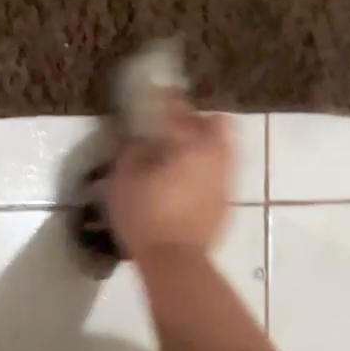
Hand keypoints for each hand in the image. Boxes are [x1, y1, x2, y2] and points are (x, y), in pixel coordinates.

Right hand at [108, 96, 236, 259]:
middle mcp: (214, 154)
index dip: (164, 96)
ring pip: (223, 146)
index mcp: (188, 143)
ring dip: (204, 143)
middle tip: (173, 126)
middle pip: (216, 122)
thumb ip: (131, 150)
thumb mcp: (123, 179)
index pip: (176, 107)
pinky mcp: (226, 200)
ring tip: (179, 154)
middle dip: (196, 119)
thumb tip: (135, 136)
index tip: (155, 89)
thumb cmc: (144, 216)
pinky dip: (205, 167)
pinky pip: (219, 170)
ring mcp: (225, 178)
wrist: (176, 261)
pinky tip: (184, 180)